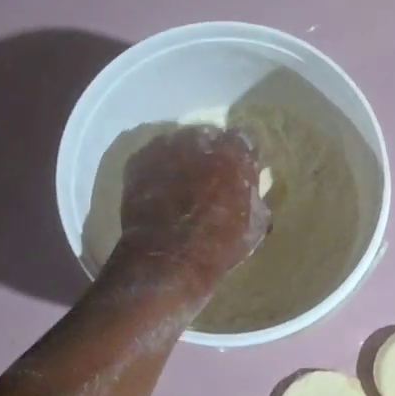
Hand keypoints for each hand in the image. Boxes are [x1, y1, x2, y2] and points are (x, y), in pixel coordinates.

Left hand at [116, 126, 269, 286]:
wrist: (167, 258)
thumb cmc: (219, 244)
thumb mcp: (256, 226)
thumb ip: (255, 198)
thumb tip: (252, 194)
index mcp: (234, 153)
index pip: (246, 139)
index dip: (244, 155)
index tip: (243, 170)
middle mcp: (200, 140)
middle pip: (209, 137)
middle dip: (212, 153)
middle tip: (211, 177)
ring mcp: (165, 148)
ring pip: (179, 144)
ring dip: (183, 158)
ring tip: (182, 183)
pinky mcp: (138, 161)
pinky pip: (153, 158)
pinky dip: (159, 170)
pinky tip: (160, 189)